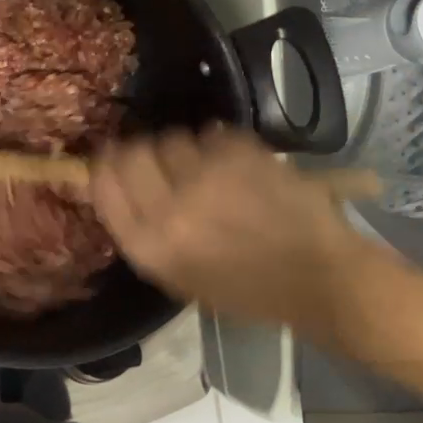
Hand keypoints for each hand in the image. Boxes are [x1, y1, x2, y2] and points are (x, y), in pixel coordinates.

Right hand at [91, 126, 376, 335]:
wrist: (319, 279)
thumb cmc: (245, 288)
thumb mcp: (177, 276)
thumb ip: (138, 230)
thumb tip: (105, 181)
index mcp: (150, 245)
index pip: (103, 181)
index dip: (105, 166)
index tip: (115, 162)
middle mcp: (170, 209)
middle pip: (130, 152)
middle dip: (141, 152)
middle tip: (161, 163)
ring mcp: (206, 178)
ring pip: (171, 138)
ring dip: (182, 150)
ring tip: (204, 169)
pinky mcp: (240, 156)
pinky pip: (210, 133)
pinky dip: (217, 145)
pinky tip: (234, 166)